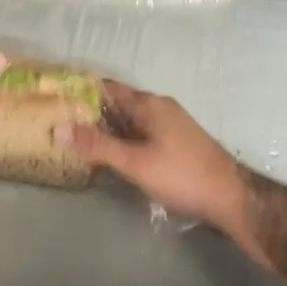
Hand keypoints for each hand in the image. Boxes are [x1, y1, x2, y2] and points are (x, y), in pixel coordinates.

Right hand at [61, 81, 249, 231]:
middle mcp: (160, 107)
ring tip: (77, 139)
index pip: (108, 87)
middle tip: (59, 121)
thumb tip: (57, 127)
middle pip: (118, 104)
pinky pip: (141, 132)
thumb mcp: (134, 161)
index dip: (82, 90)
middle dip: (90, 111)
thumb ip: (96, 145)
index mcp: (149, 104)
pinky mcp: (176, 142)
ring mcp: (170, 125)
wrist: (230, 197)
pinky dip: (123, 138)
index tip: (56, 97)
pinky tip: (110, 155)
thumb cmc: (181, 174)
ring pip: (130, 120)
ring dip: (106, 128)